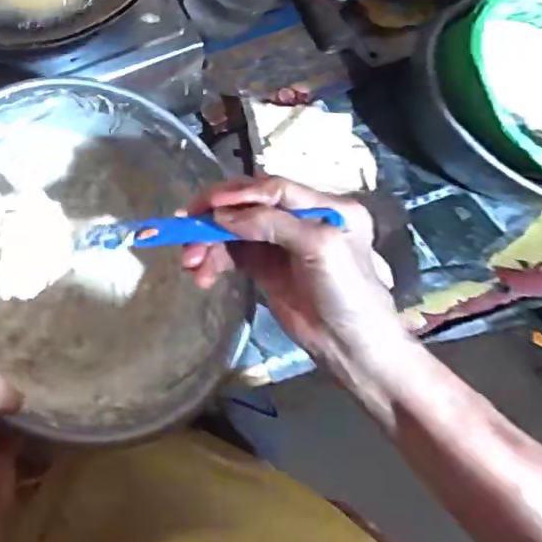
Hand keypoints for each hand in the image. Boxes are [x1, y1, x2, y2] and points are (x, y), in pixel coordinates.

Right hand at [182, 175, 407, 372]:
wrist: (357, 354)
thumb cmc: (348, 295)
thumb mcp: (319, 248)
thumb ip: (272, 224)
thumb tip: (221, 214)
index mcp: (324, 207)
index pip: (274, 188)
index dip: (239, 192)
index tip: (208, 204)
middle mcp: (301, 219)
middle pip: (248, 207)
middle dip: (215, 219)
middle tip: (185, 232)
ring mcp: (282, 244)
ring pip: (235, 231)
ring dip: (209, 244)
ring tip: (191, 265)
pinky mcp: (267, 268)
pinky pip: (233, 254)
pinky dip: (215, 261)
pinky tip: (203, 276)